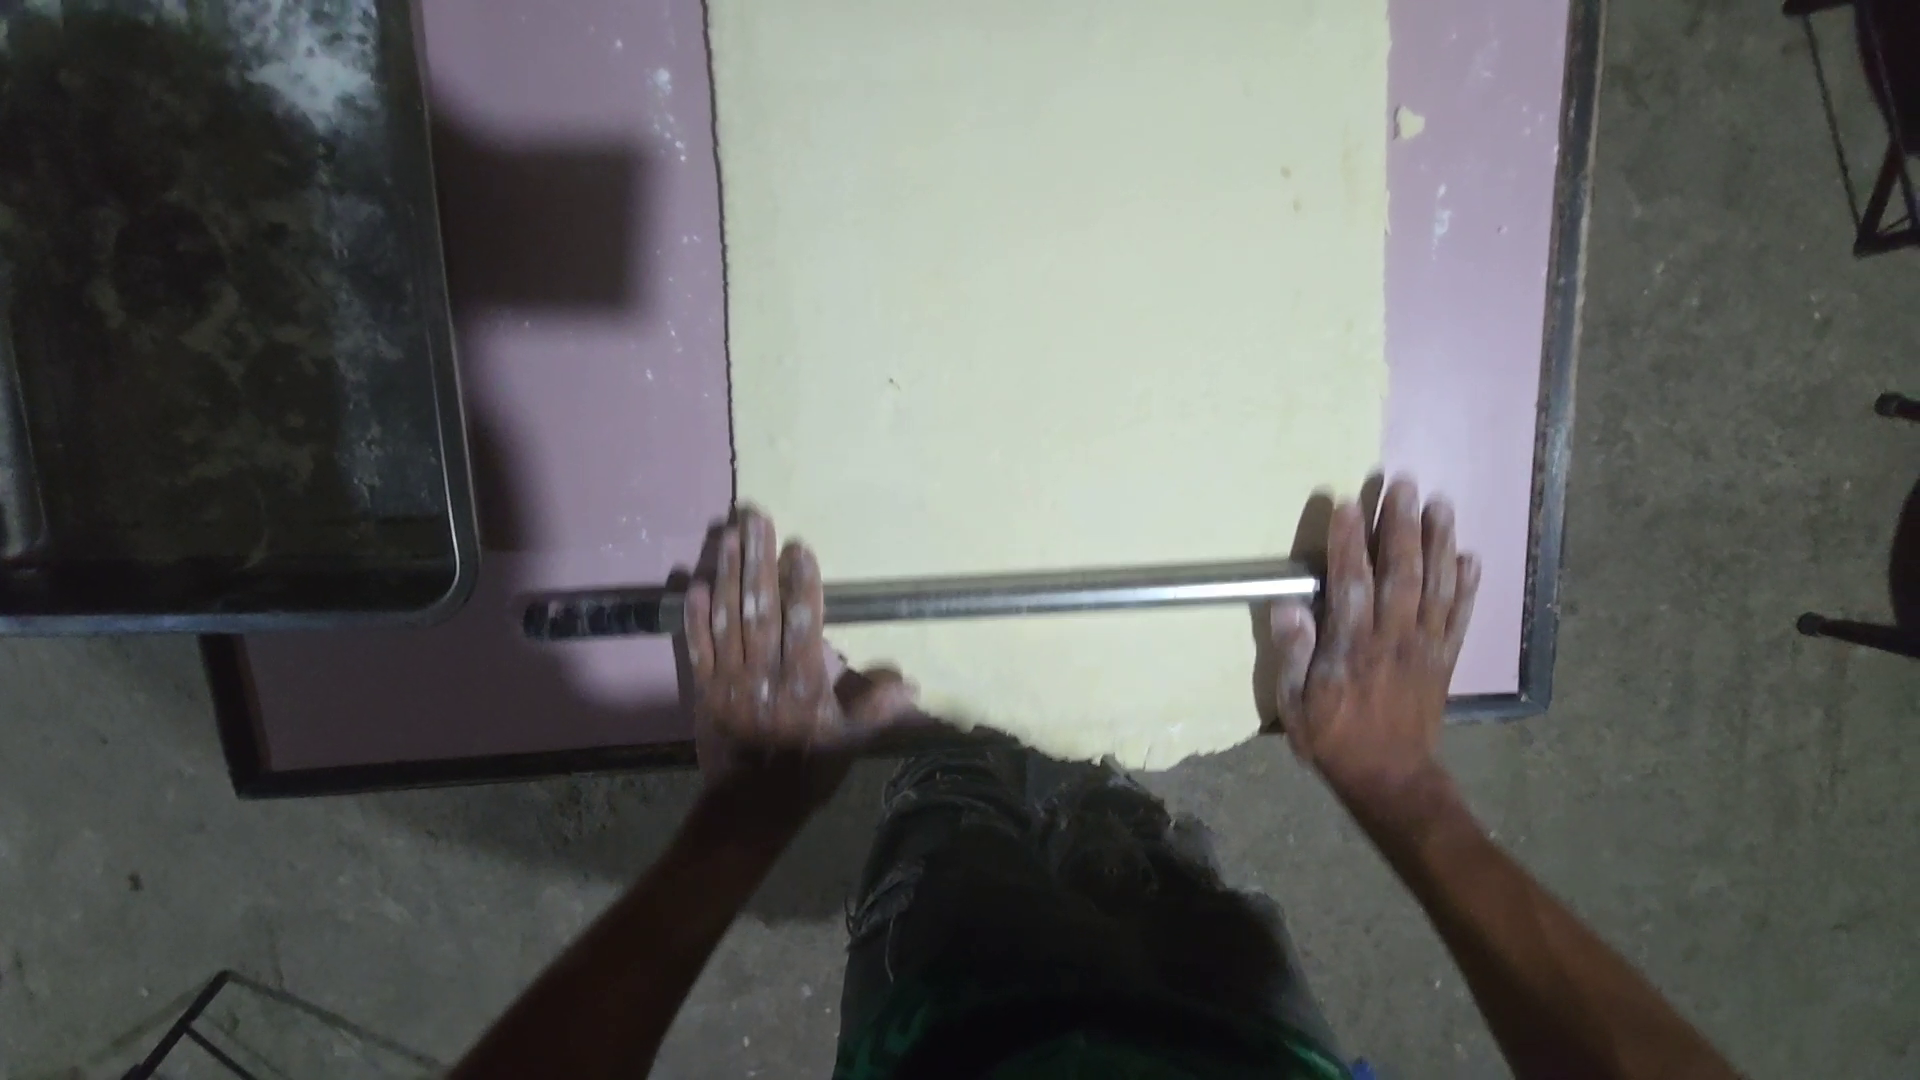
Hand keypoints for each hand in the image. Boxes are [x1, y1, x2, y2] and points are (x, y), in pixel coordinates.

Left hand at [683, 509, 916, 799]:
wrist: (749, 810)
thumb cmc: (806, 771)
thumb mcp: (851, 745)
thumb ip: (877, 710)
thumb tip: (912, 683)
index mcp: (803, 683)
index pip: (802, 624)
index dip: (800, 585)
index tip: (798, 548)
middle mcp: (764, 673)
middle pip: (760, 609)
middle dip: (759, 562)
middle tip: (756, 520)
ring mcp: (729, 679)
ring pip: (728, 618)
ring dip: (728, 574)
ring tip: (730, 536)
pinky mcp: (705, 689)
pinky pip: (698, 647)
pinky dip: (695, 616)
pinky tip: (696, 582)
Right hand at [1268, 477, 1479, 820]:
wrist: (1392, 778)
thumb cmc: (1334, 739)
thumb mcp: (1295, 704)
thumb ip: (1293, 654)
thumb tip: (1287, 606)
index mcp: (1352, 646)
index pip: (1351, 582)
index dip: (1348, 541)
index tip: (1347, 503)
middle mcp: (1394, 637)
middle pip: (1400, 572)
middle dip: (1400, 525)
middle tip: (1402, 484)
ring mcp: (1426, 646)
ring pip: (1436, 584)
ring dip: (1438, 542)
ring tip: (1440, 504)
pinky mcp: (1445, 658)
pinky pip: (1460, 615)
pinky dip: (1468, 584)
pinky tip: (1469, 556)